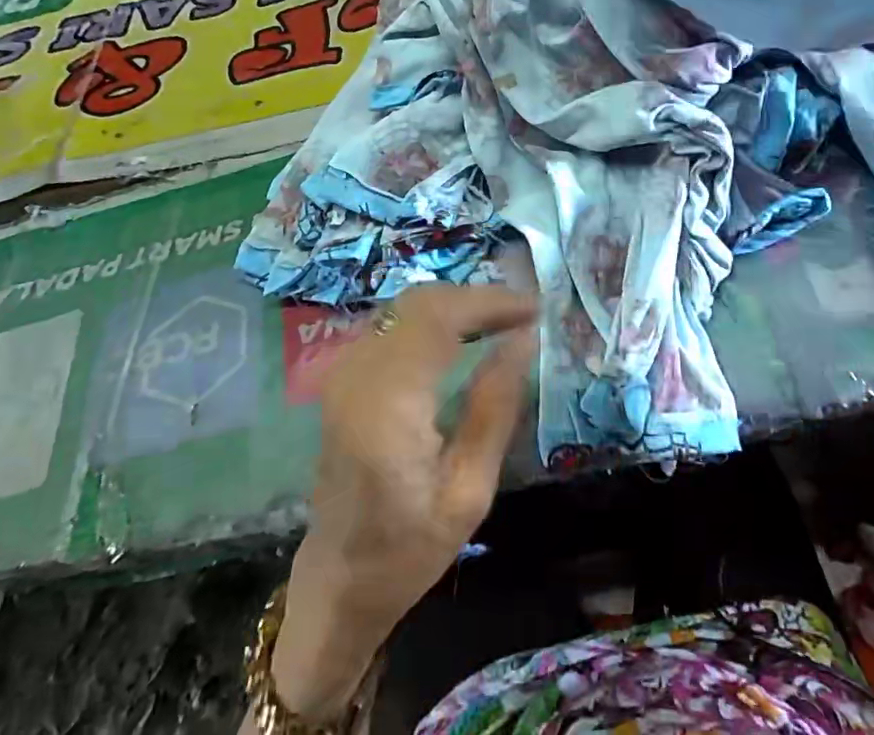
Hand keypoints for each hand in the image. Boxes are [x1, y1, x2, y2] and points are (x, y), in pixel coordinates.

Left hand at [270, 284, 537, 719]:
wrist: (339, 575)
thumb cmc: (410, 547)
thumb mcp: (470, 489)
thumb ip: (494, 407)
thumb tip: (523, 340)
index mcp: (388, 403)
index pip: (439, 318)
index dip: (489, 302)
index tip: (534, 309)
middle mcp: (357, 374)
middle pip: (418, 302)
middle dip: (473, 298)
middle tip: (522, 314)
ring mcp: (342, 372)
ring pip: (402, 308)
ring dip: (453, 306)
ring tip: (501, 321)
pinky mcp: (341, 378)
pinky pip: (389, 326)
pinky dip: (430, 320)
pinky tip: (461, 337)